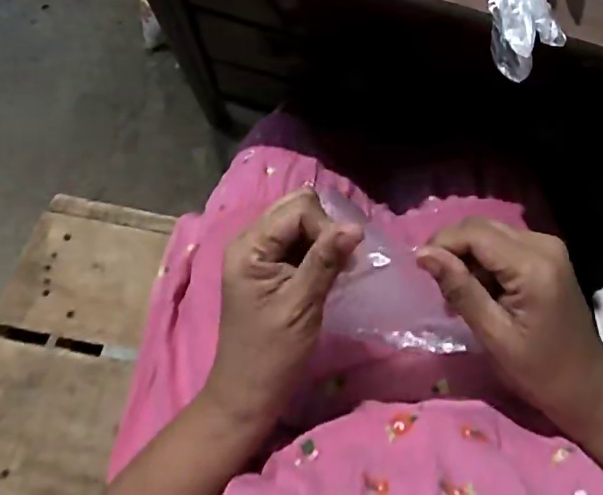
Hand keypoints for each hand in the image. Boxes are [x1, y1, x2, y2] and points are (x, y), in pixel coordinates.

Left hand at [202, 189, 361, 427]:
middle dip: (324, 228)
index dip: (325, 227)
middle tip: (340, 262)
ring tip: (337, 269)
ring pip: (299, 221)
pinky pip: (297, 240)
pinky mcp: (268, 265)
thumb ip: (326, 261)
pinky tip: (327, 271)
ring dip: (322, 239)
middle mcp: (250, 239)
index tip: (342, 260)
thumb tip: (356, 226)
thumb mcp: (301, 306)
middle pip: (297, 207)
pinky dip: (316, 250)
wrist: (246, 396)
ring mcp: (258, 251)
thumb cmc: (271, 356)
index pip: (297, 209)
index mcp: (249, 245)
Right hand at [416, 217, 602, 432]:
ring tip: (457, 292)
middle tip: (437, 283)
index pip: (475, 234)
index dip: (443, 243)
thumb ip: (461, 290)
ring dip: (467, 254)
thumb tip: (424, 255)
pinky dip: (485, 259)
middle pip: (481, 227)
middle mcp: (542, 243)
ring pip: (490, 231)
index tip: (420, 267)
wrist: (589, 387)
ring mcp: (547, 245)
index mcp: (533, 265)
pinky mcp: (547, 252)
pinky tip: (480, 288)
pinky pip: (503, 242)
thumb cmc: (541, 371)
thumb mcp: (495, 336)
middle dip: (453, 248)